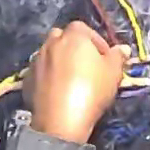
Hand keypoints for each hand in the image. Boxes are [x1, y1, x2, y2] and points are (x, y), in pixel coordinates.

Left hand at [26, 22, 130, 143]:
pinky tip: (57, 90)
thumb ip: (118, 57)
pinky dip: (48, 76)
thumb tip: (122, 48)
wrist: (61, 120)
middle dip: (74, 48)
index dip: (96, 42)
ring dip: (60, 61)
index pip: (84, 29)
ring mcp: (36, 60)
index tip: (105, 58)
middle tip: (87, 66)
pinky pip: (40, 71)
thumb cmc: (92, 90)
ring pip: (50, 54)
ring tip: (71, 79)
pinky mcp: (26, 78)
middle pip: (63, 38)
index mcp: (73, 36)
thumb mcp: (113, 73)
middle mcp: (51, 42)